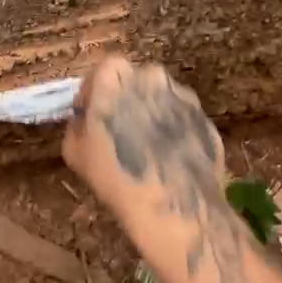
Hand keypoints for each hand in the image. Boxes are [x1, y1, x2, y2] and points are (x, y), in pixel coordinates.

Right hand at [63, 57, 227, 220]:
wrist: (174, 209)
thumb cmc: (115, 174)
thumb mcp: (74, 151)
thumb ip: (77, 125)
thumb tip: (86, 122)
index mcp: (114, 74)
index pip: (100, 73)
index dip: (94, 95)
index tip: (93, 119)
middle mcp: (150, 75)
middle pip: (133, 82)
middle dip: (126, 101)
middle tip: (121, 133)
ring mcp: (183, 97)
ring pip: (161, 100)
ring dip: (153, 115)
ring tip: (150, 151)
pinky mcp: (207, 121)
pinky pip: (183, 121)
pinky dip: (176, 134)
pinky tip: (171, 162)